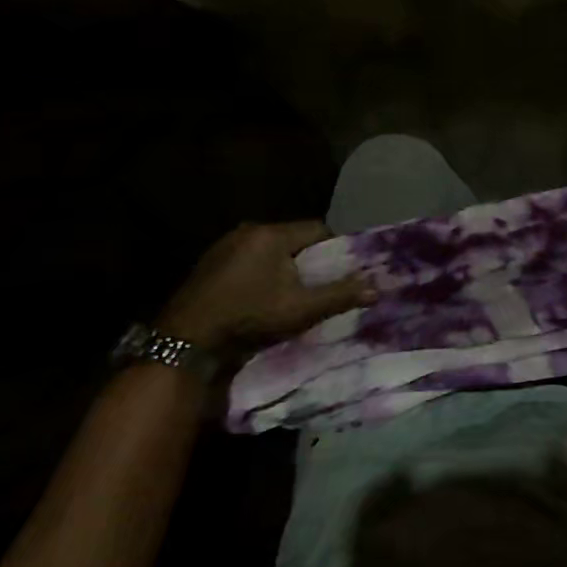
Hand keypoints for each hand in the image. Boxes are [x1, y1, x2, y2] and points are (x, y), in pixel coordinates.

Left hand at [153, 221, 374, 352]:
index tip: (338, 273)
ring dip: (283, 267)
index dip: (333, 250)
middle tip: (317, 286)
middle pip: (293, 238)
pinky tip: (259, 297)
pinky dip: (260, 273)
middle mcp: (248, 230)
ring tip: (290, 294)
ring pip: (270, 250)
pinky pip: (248, 259)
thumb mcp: (301, 308)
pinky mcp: (211, 262)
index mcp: (272, 233)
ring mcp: (225, 245)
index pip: (318, 229)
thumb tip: (377, 287)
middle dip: (308, 260)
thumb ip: (340, 295)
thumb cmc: (250, 316)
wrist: (189, 337)